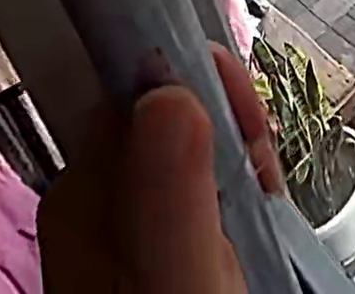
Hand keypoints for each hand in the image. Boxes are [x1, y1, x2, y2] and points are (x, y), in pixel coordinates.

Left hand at [40, 43, 284, 291]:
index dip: (191, 80)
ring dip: (235, 144)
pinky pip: (202, 179)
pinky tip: (258, 192)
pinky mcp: (161, 241)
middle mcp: (100, 203)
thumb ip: (172, 196)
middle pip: (164, 114)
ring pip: (188, 144)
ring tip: (267, 170)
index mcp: (87, 198)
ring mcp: (131, 225)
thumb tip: (167, 89)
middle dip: (222, 113)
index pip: (134, 94)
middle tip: (263, 141)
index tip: (238, 96)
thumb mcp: (181, 284)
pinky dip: (237, 175)